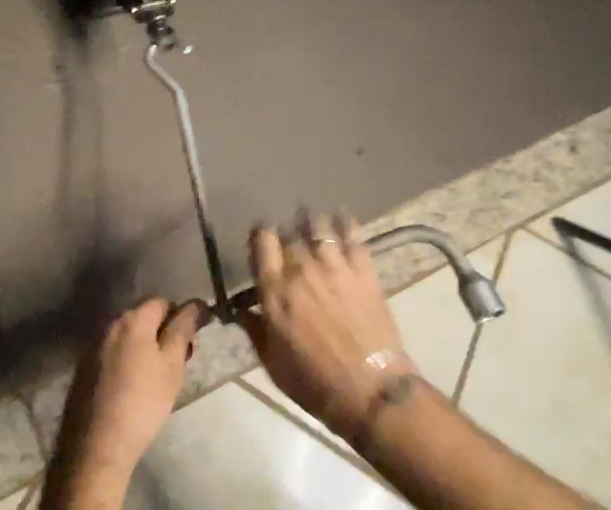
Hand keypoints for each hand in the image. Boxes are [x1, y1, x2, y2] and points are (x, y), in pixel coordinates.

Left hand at [51, 297, 206, 501]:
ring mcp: (93, 346)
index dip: (179, 317)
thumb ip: (183, 330)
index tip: (190, 343)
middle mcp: (109, 325)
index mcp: (132, 320)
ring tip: (155, 378)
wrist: (98, 443)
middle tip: (176, 362)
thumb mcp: (172, 366)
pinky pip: (111, 354)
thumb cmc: (143, 402)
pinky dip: (125, 361)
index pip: (161, 302)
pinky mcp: (84, 367)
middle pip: (142, 318)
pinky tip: (131, 387)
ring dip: (143, 347)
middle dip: (162, 333)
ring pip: (126, 337)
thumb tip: (195, 304)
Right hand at [243, 215, 413, 437]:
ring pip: (319, 227)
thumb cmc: (314, 382)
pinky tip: (343, 218)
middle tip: (289, 235)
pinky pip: (353, 236)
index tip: (263, 238)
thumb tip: (240, 310)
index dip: (261, 235)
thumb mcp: (272, 362)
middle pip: (290, 232)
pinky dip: (346, 223)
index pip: (262, 242)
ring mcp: (334, 267)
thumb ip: (254, 329)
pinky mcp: (363, 271)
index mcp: (275, 291)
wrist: (370, 391)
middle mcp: (301, 271)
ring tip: (313, 222)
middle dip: (287, 230)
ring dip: (313, 221)